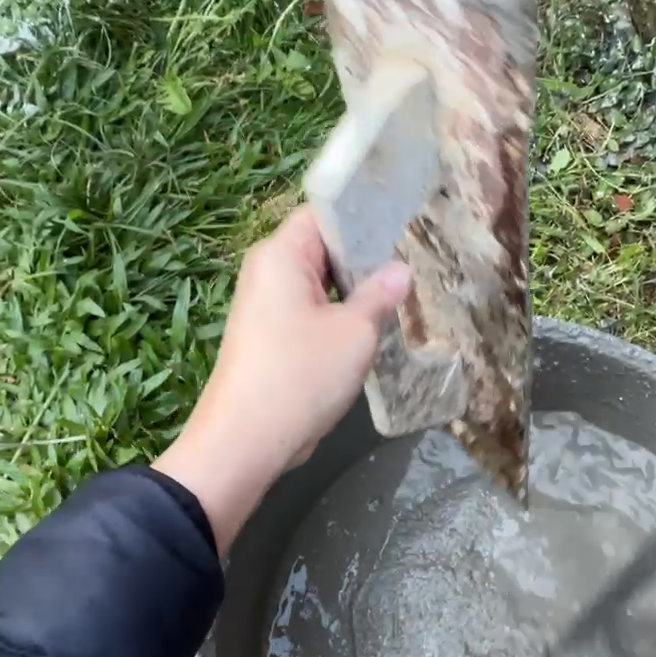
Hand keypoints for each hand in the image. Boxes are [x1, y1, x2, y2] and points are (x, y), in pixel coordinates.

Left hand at [157, 206, 410, 555]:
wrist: (245, 442)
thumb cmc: (301, 376)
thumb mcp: (355, 333)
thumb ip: (380, 295)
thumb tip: (401, 270)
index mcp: (281, 255)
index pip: (324, 214)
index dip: (363, 216)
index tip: (403, 227)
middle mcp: (267, 271)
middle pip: (322, 246)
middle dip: (363, 255)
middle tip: (410, 263)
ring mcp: (264, 304)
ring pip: (318, 281)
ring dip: (352, 288)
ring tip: (397, 293)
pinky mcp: (268, 334)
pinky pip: (309, 308)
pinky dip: (336, 312)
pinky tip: (368, 325)